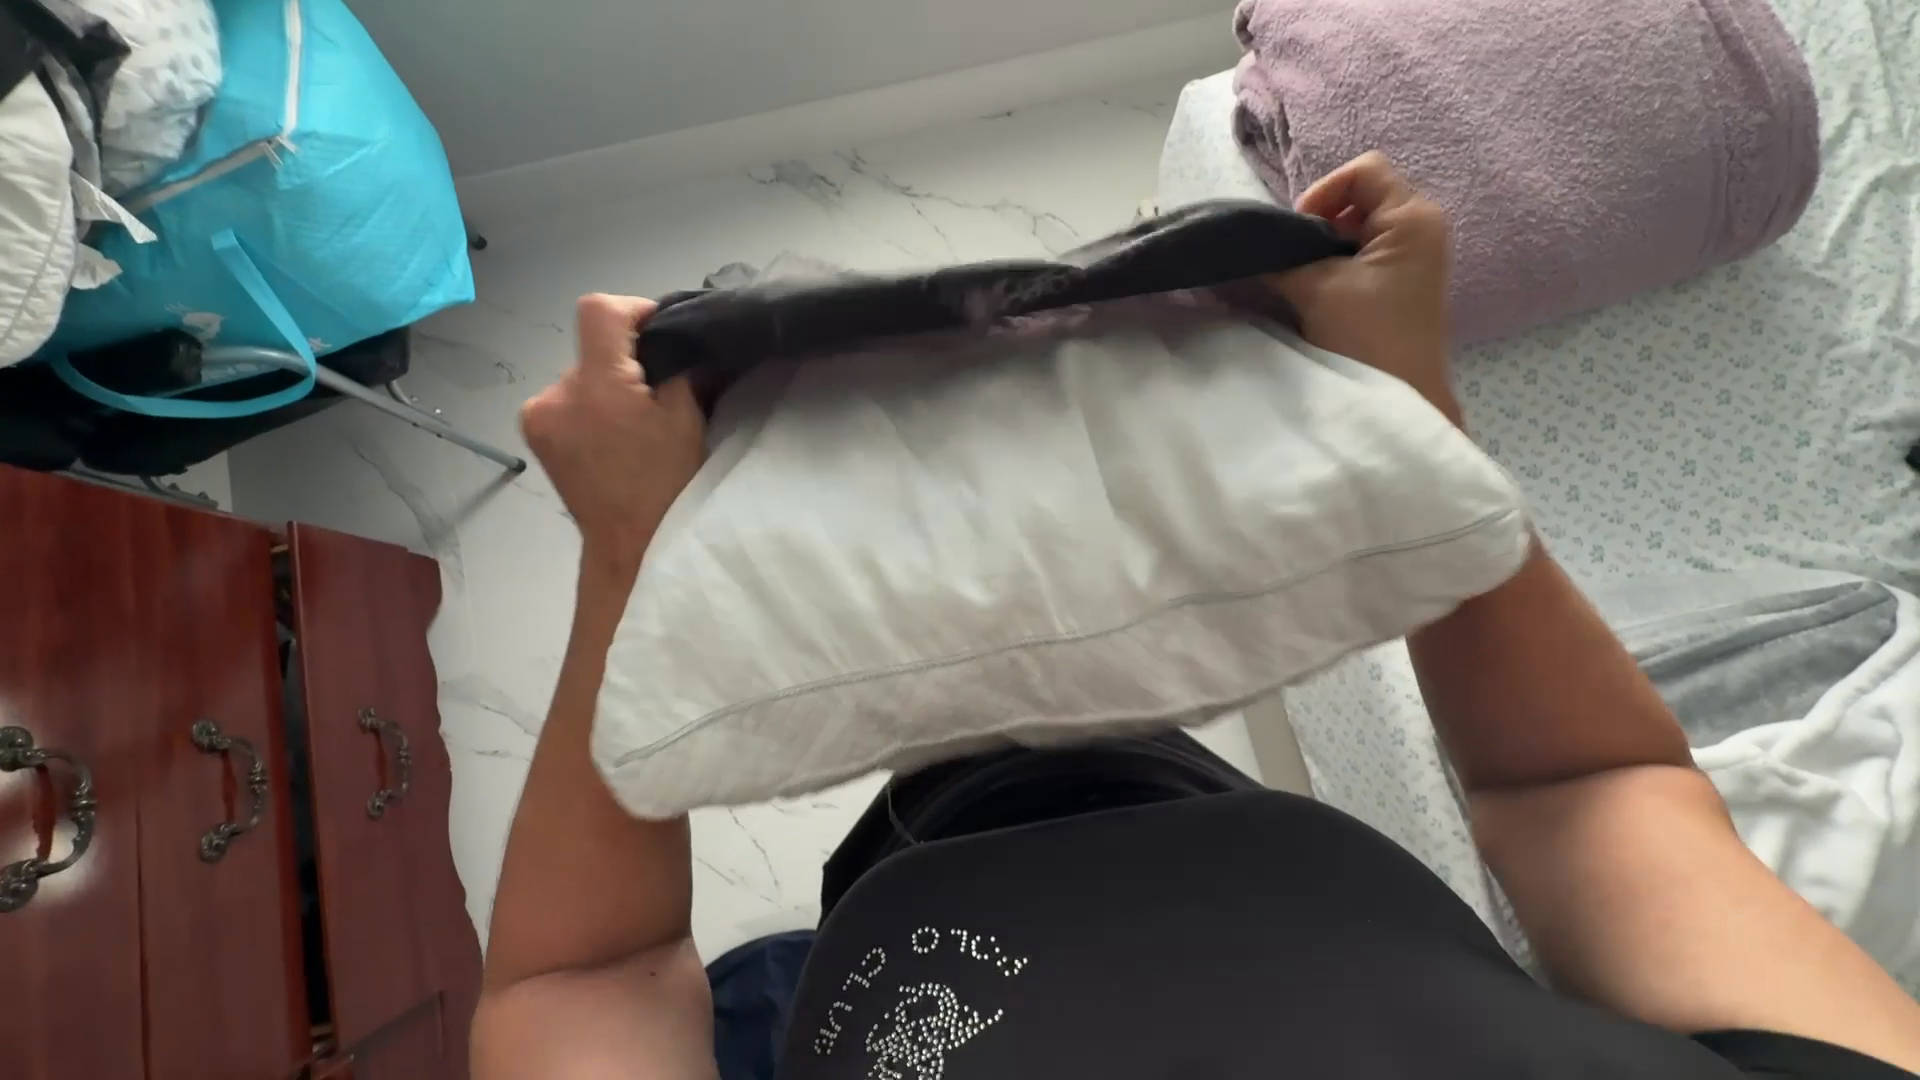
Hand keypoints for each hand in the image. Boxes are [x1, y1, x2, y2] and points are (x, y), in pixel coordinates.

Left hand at [520, 294, 705, 580]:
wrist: (631, 544)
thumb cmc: (667, 485)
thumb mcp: (687, 421)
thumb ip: (679, 371)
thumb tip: (678, 344)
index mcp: (597, 387)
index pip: (599, 311)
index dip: (633, 309)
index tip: (659, 328)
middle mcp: (556, 393)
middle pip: (592, 347)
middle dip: (625, 360)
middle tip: (659, 389)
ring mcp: (538, 414)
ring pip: (581, 375)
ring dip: (607, 385)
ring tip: (635, 420)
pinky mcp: (534, 432)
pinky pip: (566, 399)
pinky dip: (590, 405)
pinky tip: (611, 435)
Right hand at [1266, 152, 1458, 417]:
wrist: (1400, 395)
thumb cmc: (1366, 335)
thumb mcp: (1317, 288)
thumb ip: (1283, 260)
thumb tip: (1252, 248)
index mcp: (1413, 217)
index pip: (1363, 172)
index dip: (1322, 194)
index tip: (1296, 235)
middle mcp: (1422, 227)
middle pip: (1361, 198)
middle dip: (1321, 224)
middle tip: (1294, 259)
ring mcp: (1414, 257)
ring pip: (1358, 230)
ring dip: (1325, 249)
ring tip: (1304, 281)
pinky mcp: (1402, 283)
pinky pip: (1364, 256)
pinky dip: (1337, 267)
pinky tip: (1319, 295)